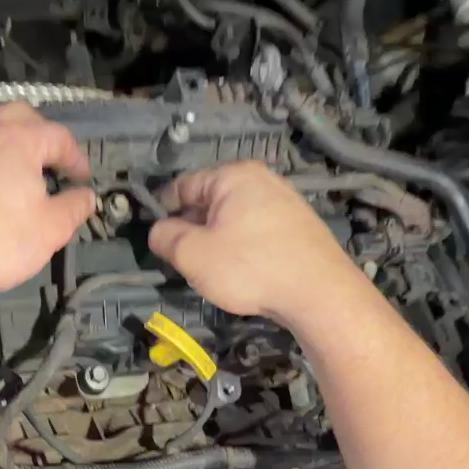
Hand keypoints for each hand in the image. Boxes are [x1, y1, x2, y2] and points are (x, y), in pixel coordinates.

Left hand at [0, 103, 97, 296]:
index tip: (82, 178)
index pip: (57, 136)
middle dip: (36, 128)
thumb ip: (74, 208)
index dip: (75, 156)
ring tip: (0, 145)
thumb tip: (88, 197)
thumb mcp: (51, 230)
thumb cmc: (0, 244)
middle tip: (46, 154)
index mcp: (19, 142)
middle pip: (14, 113)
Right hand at [149, 161, 367, 326]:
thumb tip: (156, 231)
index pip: (183, 185)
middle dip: (190, 228)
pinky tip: (237, 272)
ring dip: (213, 240)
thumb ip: (166, 238)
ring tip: (206, 270)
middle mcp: (260, 180)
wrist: (317, 292)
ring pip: (231, 219)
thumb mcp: (193, 254)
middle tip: (177, 258)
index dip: (161, 209)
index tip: (151, 234)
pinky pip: (253, 231)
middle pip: (209, 202)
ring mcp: (282, 202)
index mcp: (233, 177)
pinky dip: (238, 248)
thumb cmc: (249, 267)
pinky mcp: (296, 227)